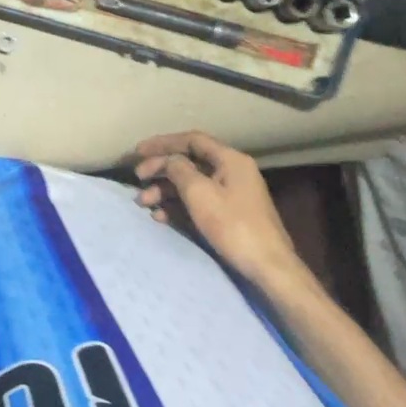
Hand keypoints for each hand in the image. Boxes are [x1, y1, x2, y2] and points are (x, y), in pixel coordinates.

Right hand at [133, 130, 304, 285]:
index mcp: (230, 160)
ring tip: (144, 203)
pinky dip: (177, 206)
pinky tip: (161, 217)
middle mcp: (232, 172)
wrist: (268, 266)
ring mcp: (231, 194)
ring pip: (190, 184)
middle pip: (189, 162)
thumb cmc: (233, 225)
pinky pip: (197, 202)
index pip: (192, 140)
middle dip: (160, 170)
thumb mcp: (199, 193)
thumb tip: (168, 160)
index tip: (138, 152)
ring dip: (164, 191)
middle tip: (138, 179)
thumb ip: (178, 169)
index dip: (163, 143)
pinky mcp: (228, 214)